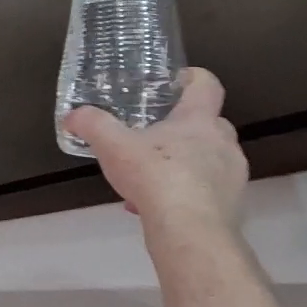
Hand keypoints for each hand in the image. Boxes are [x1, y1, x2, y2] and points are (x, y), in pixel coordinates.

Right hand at [65, 68, 247, 229]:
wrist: (189, 228)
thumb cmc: (155, 175)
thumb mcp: (111, 145)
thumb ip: (91, 124)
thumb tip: (74, 115)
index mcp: (198, 121)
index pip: (207, 87)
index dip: (192, 78)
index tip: (175, 80)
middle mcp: (223, 142)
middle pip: (210, 123)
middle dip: (183, 126)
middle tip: (153, 132)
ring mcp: (232, 174)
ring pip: (208, 156)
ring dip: (182, 160)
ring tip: (148, 174)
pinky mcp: (231, 202)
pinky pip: (204, 187)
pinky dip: (181, 189)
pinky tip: (152, 203)